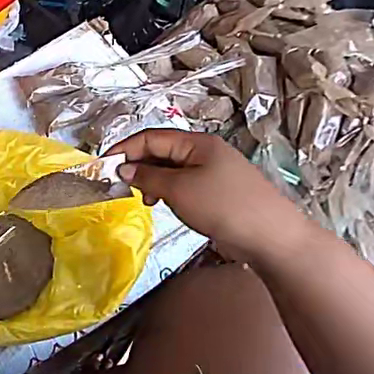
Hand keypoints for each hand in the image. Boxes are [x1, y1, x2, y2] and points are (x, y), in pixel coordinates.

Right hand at [110, 128, 314, 265]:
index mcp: (197, 143)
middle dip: (138, 166)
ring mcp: (211, 173)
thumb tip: (124, 169)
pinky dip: (168, 193)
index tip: (103, 166)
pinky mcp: (215, 193)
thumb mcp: (180, 189)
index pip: (152, 137)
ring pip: (171, 170)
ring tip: (146, 200)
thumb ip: (149, 177)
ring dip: (152, 182)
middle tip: (121, 187)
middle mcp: (204, 153)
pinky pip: (183, 186)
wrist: (269, 236)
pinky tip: (163, 205)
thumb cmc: (224, 206)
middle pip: (161, 152)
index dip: (125, 149)